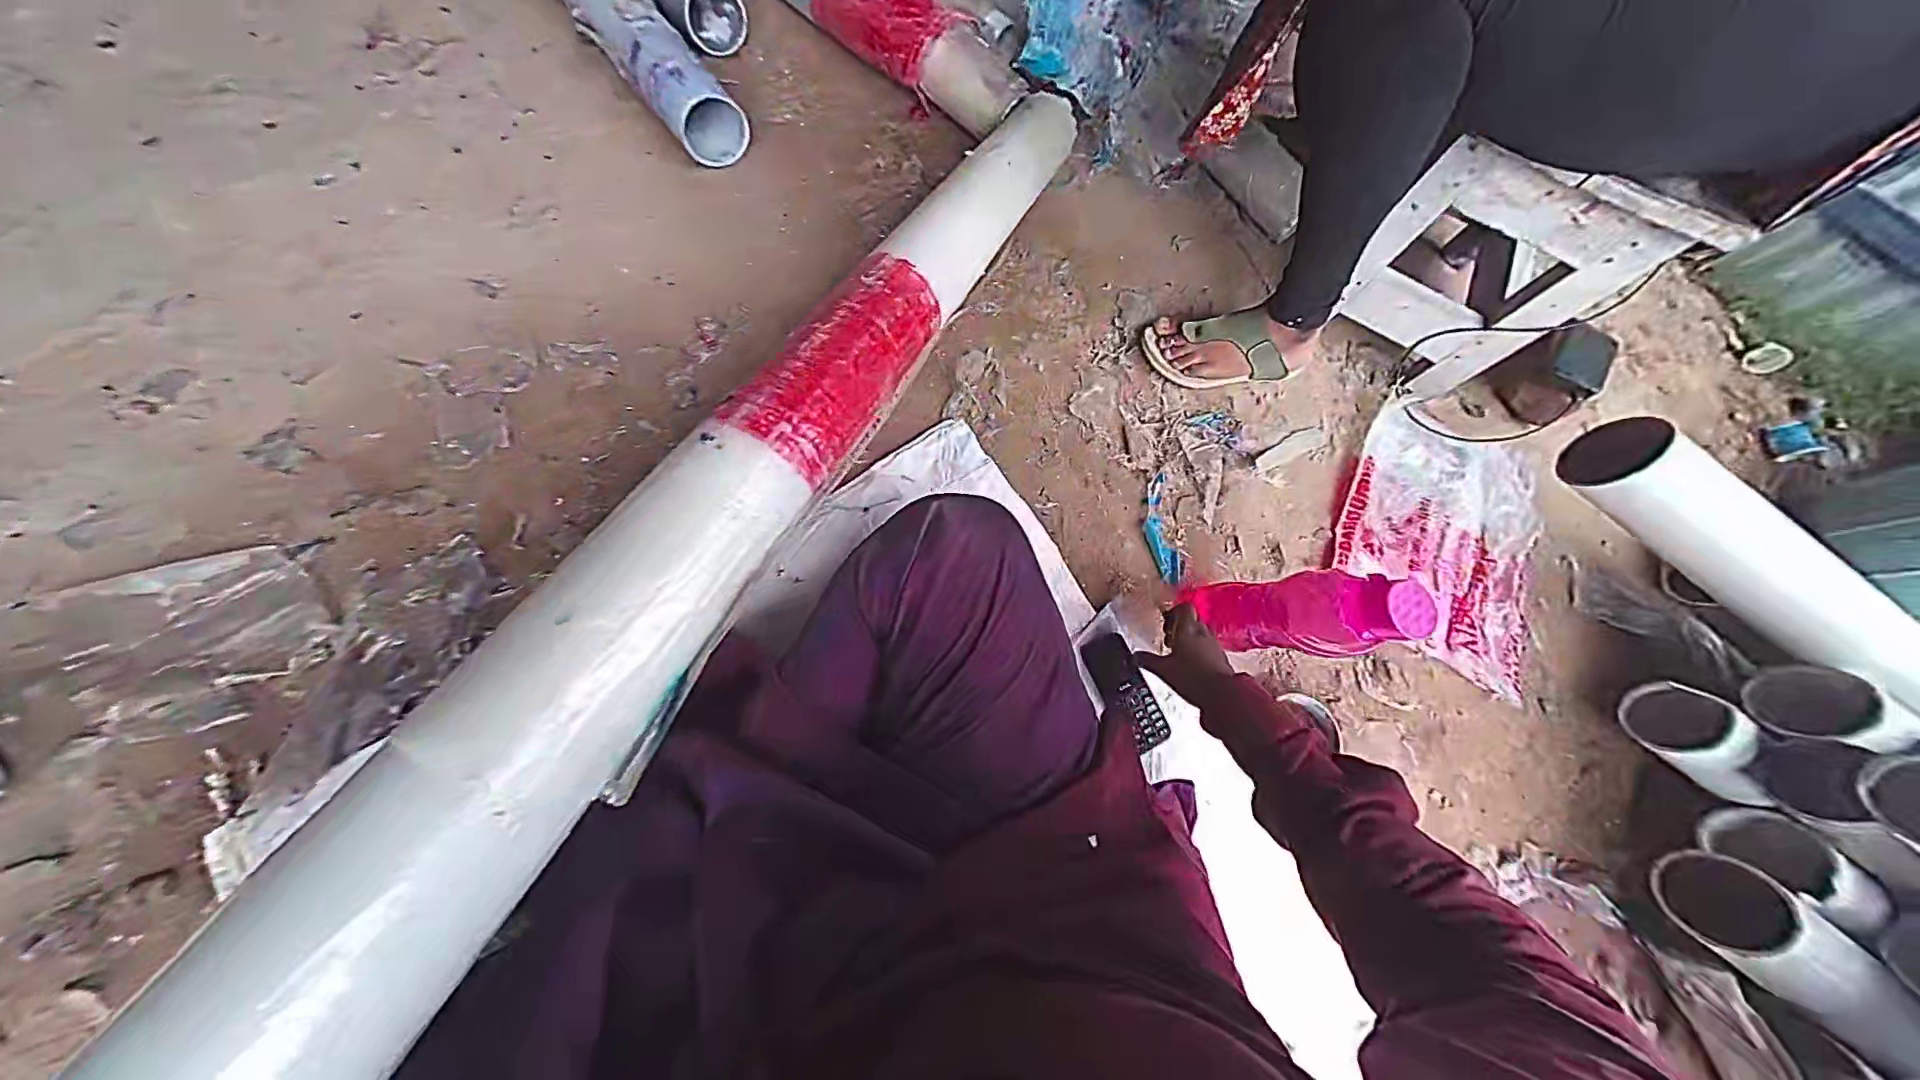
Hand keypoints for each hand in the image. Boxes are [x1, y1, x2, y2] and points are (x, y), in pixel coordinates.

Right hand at [1134, 604, 1235, 702]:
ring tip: (1178, 654)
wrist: (1221, 695)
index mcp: (1188, 630)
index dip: (1173, 613)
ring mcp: (1214, 645)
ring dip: (1190, 639)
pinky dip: (1200, 651)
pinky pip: (1209, 648)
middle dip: (1180, 628)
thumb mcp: (1163, 669)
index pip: (1184, 608)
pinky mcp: (1221, 658)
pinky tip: (1191, 665)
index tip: (1165, 623)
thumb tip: (1136, 656)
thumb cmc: (1193, 678)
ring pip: (1201, 634)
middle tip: (1168, 640)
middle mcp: (1203, 633)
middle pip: (1192, 621)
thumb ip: (1148, 660)